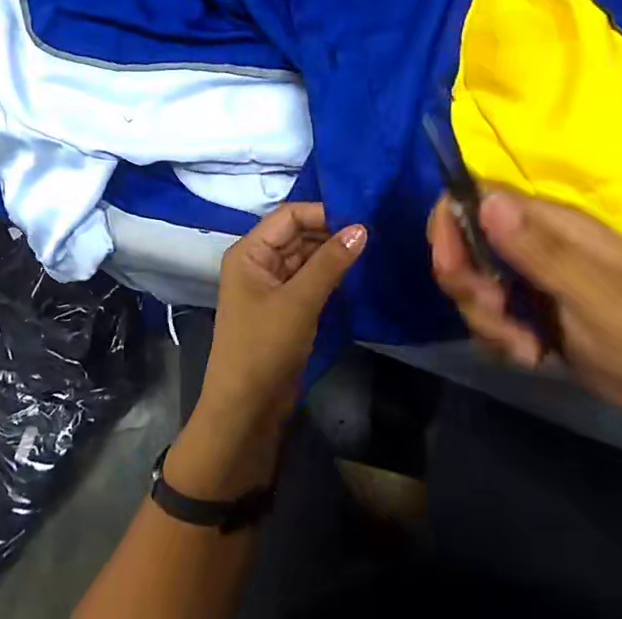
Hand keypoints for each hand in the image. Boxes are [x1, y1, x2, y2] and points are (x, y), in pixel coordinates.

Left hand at [199, 203, 365, 426]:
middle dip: (331, 232)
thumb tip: (361, 228)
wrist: (246, 407)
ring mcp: (271, 286)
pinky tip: (358, 275)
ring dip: (333, 254)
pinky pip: (309, 280)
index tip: (362, 218)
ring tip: (373, 251)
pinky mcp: (285, 308)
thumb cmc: (265, 346)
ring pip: (306, 258)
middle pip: (297, 235)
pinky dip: (330, 276)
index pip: (288, 216)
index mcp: (249, 252)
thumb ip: (330, 263)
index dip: (322, 213)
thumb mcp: (299, 301)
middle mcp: (258, 262)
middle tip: (375, 234)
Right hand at [428, 188, 621, 424]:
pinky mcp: (532, 314)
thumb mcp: (598, 297)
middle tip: (495, 315)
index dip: (451, 225)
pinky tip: (530, 357)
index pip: (477, 199)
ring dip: (484, 319)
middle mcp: (534, 244)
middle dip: (466, 283)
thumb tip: (485, 200)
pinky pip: (489, 316)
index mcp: (552, 224)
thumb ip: (540, 250)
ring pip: (473, 284)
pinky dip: (498, 338)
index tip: (452, 267)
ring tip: (523, 348)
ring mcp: (532, 280)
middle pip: (465, 244)